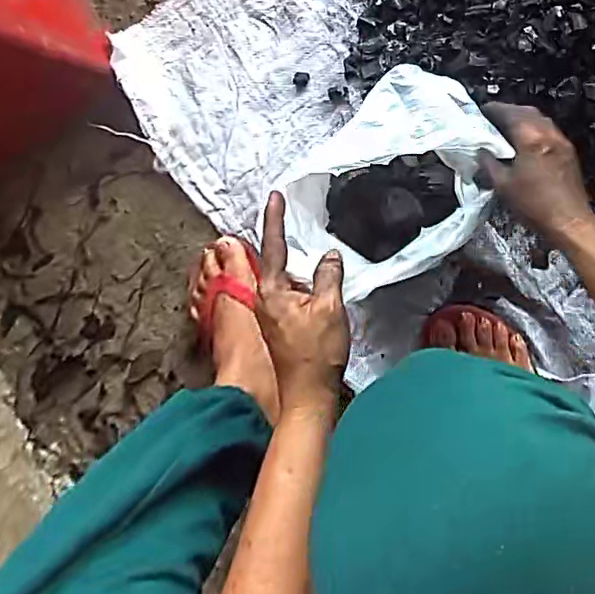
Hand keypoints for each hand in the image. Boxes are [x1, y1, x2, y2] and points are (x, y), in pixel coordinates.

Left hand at [257, 191, 350, 412]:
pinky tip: (311, 286)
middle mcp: (264, 299)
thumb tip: (330, 255)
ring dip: (292, 263)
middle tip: (285, 213)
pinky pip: (286, 291)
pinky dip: (298, 282)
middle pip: (272, 259)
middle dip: (280, 237)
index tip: (275, 197)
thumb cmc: (316, 355)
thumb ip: (329, 276)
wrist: (308, 396)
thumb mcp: (330, 308)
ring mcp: (269, 312)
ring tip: (307, 254)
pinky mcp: (278, 323)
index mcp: (272, 290)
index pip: (273, 244)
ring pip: (281, 276)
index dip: (274, 218)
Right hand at [478, 102, 594, 246]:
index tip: (480, 112)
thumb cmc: (535, 205)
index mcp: (531, 139)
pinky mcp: (567, 151)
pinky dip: (533, 128)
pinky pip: (547, 130)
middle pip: (525, 111)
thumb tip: (481, 151)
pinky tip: (524, 141)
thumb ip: (488, 162)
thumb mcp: (502, 184)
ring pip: (538, 119)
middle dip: (506, 112)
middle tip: (491, 119)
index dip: (491, 110)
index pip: (508, 113)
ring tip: (505, 128)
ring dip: (521, 119)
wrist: (570, 222)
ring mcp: (561, 141)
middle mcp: (548, 134)